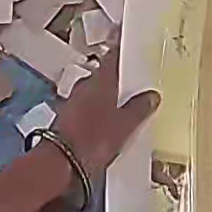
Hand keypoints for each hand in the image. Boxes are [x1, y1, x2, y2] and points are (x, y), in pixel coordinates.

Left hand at [52, 51, 159, 173]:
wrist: (60, 164)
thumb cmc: (95, 139)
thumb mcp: (126, 125)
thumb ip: (140, 108)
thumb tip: (151, 96)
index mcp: (101, 79)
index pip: (114, 56)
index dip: (124, 51)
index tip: (131, 47)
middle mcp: (85, 84)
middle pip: (104, 74)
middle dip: (118, 79)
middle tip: (134, 84)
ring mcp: (72, 100)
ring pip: (94, 91)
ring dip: (106, 95)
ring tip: (122, 107)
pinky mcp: (65, 118)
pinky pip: (86, 107)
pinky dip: (96, 111)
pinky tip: (105, 124)